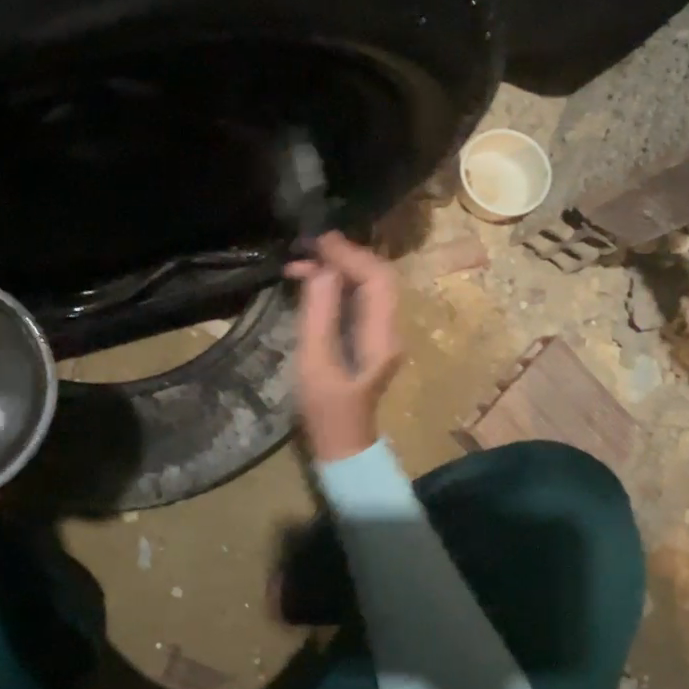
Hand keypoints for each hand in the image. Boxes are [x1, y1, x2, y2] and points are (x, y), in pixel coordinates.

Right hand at [287, 232, 403, 462]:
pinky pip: (356, 298)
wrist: (341, 447)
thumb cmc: (326, 411)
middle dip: (344, 255)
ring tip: (300, 263)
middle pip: (377, 276)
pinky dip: (335, 284)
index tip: (317, 241)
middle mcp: (388, 329)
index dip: (350, 254)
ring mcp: (379, 333)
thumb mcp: (315, 364)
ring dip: (337, 268)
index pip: (377, 279)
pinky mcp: (365, 336)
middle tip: (307, 246)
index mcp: (382, 336)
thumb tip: (320, 270)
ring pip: (367, 285)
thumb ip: (319, 315)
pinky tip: (309, 281)